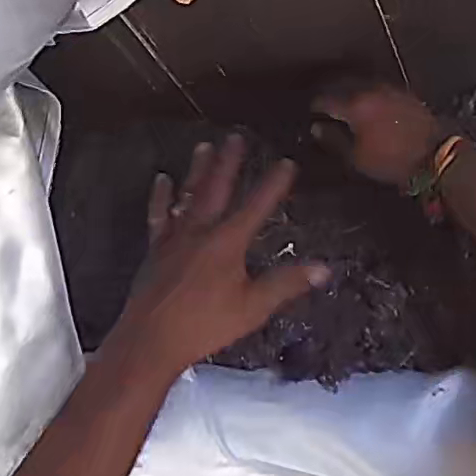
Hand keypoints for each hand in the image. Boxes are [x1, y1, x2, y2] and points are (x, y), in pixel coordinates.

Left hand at [104, 134, 330, 377]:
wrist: (151, 338)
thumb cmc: (205, 325)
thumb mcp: (253, 308)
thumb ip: (286, 284)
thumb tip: (324, 268)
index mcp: (228, 242)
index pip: (257, 206)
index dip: (274, 183)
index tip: (287, 161)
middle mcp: (200, 230)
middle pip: (218, 189)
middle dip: (229, 162)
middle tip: (235, 136)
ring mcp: (174, 237)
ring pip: (187, 195)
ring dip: (198, 170)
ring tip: (204, 146)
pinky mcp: (155, 248)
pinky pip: (158, 214)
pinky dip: (161, 196)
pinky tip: (162, 179)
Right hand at [312, 84, 442, 185]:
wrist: (435, 156)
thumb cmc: (391, 161)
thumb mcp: (356, 158)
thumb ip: (333, 140)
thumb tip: (317, 128)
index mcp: (354, 105)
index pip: (325, 99)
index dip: (315, 105)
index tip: (311, 112)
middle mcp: (370, 90)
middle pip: (342, 85)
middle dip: (331, 94)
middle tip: (324, 105)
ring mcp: (389, 89)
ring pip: (361, 84)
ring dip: (350, 92)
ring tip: (344, 104)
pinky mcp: (404, 93)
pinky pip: (378, 89)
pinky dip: (368, 95)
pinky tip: (368, 106)